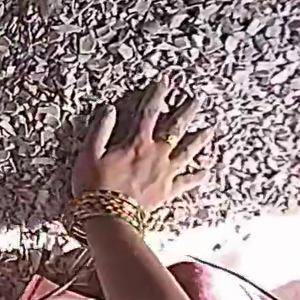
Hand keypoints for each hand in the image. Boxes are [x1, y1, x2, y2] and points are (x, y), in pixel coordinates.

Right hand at [71, 75, 212, 211]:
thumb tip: (110, 109)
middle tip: (197, 101)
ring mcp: (165, 174)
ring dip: (200, 139)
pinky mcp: (168, 191)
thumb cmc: (95, 186)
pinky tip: (208, 170)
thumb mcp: (89, 153)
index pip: (149, 112)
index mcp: (136, 143)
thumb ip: (101, 129)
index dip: (158, 95)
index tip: (166, 82)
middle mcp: (156, 155)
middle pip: (176, 129)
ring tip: (210, 129)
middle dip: (187, 112)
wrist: (110, 218)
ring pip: (188, 152)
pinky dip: (199, 176)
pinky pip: (188, 182)